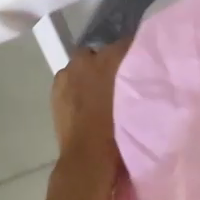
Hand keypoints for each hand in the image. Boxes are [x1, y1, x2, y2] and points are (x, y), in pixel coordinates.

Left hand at [51, 40, 129, 177]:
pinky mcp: (55, 89)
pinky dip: (75, 85)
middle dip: (108, 61)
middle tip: (119, 81)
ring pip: (82, 64)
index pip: (126, 44)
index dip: (133, 54)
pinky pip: (69, 79)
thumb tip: (144, 70)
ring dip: (89, 72)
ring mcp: (68, 73)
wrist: (88, 156)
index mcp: (112, 58)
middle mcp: (88, 59)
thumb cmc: (120, 129)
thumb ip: (140, 79)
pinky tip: (83, 102)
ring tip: (99, 92)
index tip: (139, 65)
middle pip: (101, 52)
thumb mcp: (139, 101)